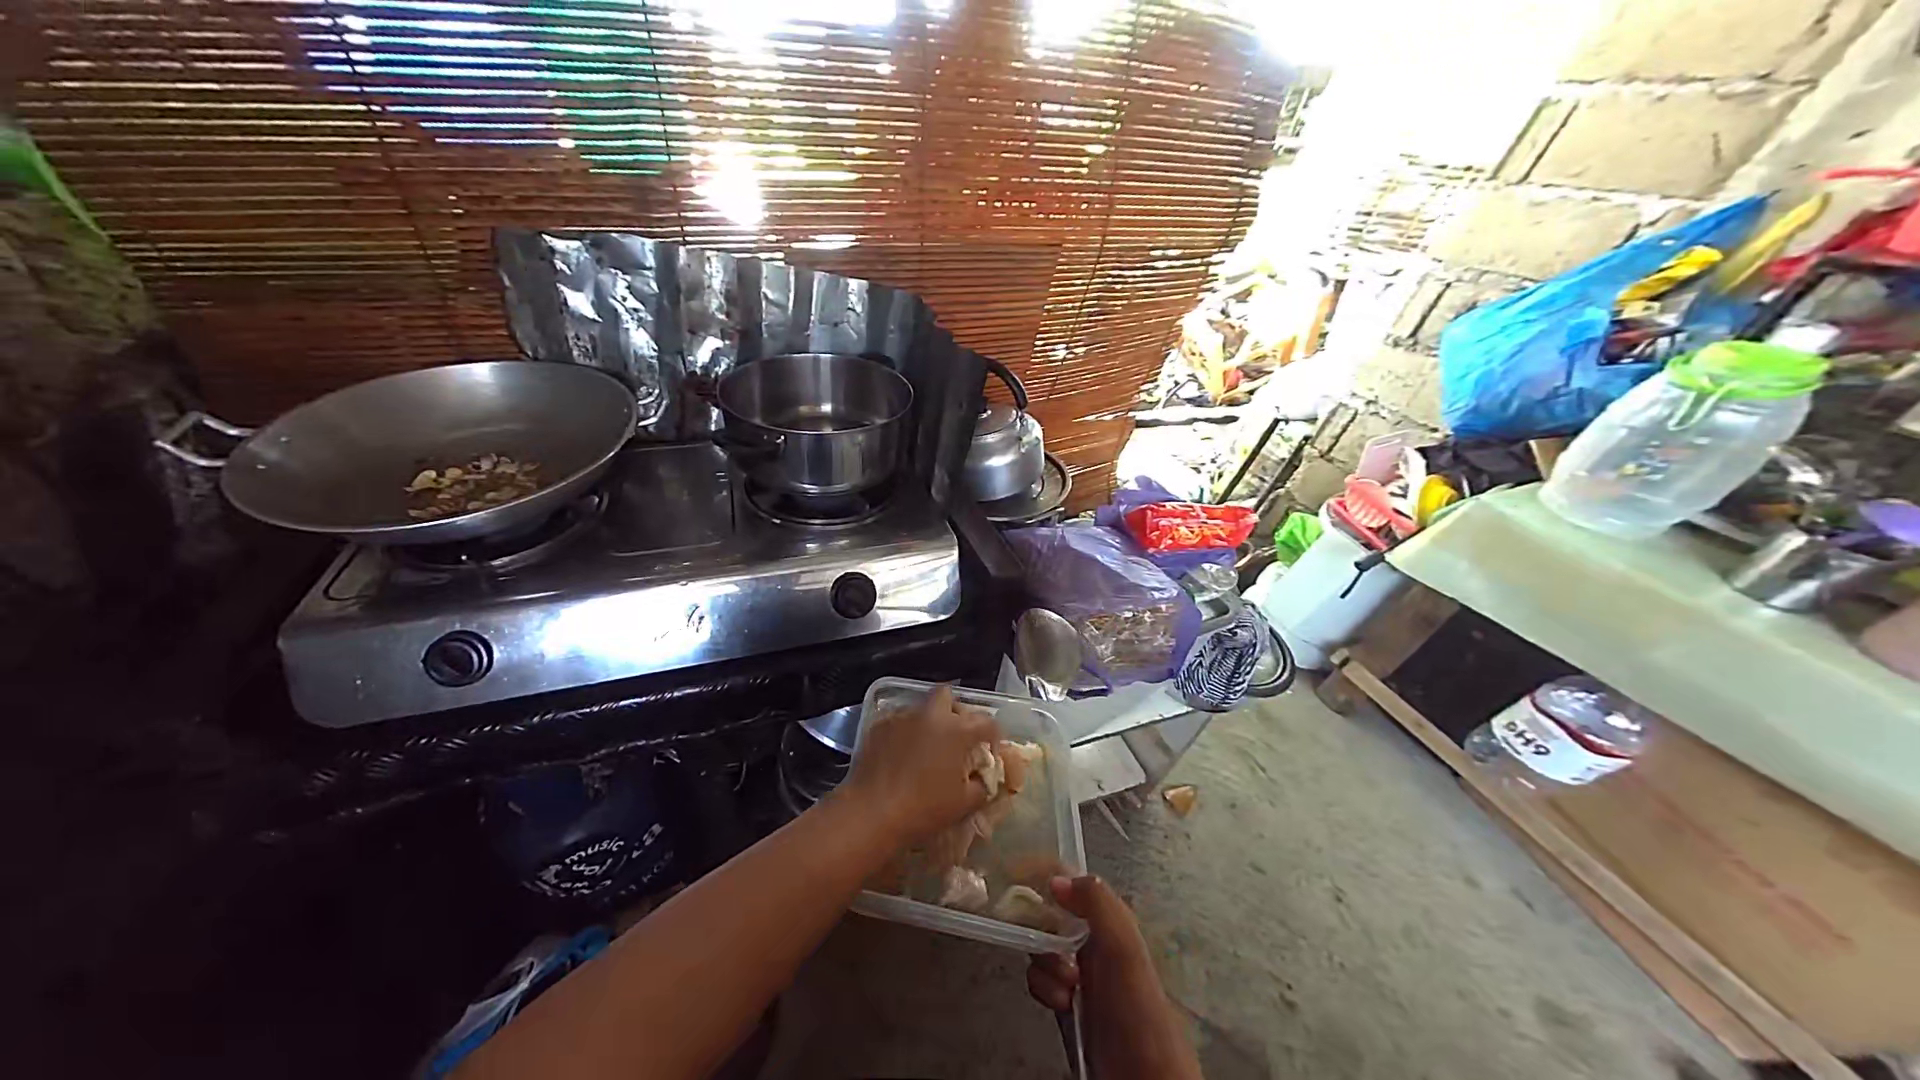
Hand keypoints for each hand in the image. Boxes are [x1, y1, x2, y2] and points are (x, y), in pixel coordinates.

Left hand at [839, 684, 998, 846]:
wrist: (871, 812)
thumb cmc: (924, 809)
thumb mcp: (964, 803)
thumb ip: (983, 785)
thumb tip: (985, 778)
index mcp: (958, 730)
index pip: (987, 722)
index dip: (993, 736)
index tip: (989, 752)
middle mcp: (931, 715)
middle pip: (948, 696)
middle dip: (955, 711)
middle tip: (956, 736)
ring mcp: (902, 717)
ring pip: (921, 708)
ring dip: (929, 721)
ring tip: (927, 747)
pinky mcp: (879, 725)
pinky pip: (899, 721)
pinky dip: (906, 732)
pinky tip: (902, 754)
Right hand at [1027, 875, 1202, 1079]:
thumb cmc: (1139, 1014)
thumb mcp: (1125, 950)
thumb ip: (1099, 906)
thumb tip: (1057, 879)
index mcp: (1114, 923)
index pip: (1074, 884)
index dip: (1048, 876)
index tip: (1019, 876)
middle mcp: (1098, 943)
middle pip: (1052, 916)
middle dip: (1042, 930)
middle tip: (1057, 952)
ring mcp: (1083, 974)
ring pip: (1044, 948)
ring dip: (1044, 964)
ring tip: (1066, 989)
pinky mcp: (1069, 1003)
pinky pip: (1042, 981)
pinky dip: (1042, 988)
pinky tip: (1060, 1004)